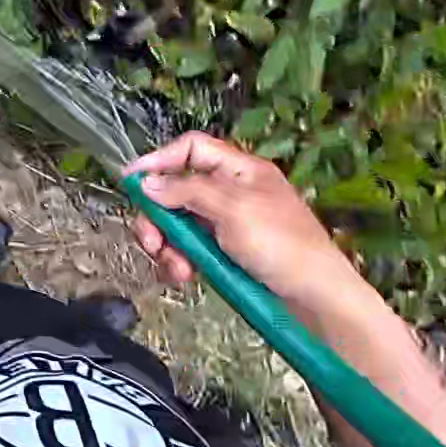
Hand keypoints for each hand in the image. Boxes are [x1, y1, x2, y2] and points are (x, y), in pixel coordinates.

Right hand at [123, 132, 373, 308]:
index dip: (159, 160)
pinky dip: (178, 261)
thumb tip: (147, 183)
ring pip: (176, 224)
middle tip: (150, 241)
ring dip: (166, 245)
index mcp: (239, 170)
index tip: (131, 180)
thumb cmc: (281, 244)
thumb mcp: (233, 209)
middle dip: (157, 216)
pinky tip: (184, 276)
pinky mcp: (221, 253)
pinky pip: (186, 249)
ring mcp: (224, 224)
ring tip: (176, 268)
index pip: (191, 149)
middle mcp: (228, 192)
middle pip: (175, 190)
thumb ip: (187, 192)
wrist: (314, 297)